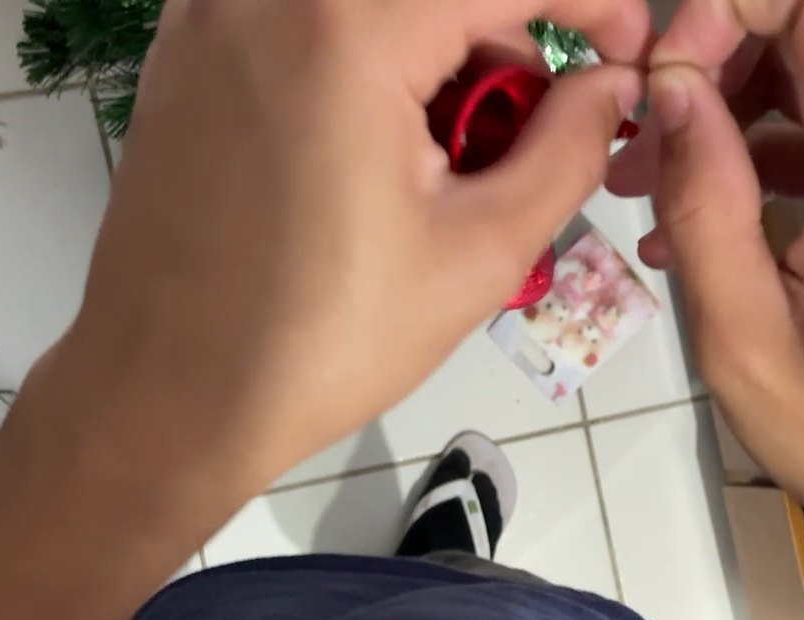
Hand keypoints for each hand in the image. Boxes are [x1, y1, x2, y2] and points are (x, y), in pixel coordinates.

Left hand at [14, 0, 649, 510]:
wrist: (176, 396)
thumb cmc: (332, 342)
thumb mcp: (478, 257)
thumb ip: (566, 153)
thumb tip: (608, 87)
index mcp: (346, 28)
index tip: (628, 52)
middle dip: (503, 41)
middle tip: (524, 134)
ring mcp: (208, 15)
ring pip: (364, 8)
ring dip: (433, 58)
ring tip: (443, 161)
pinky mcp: (180, 58)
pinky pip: (299, 23)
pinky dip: (362, 62)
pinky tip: (370, 150)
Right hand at [611, 0, 803, 619]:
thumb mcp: (740, 337)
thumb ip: (701, 200)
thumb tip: (672, 90)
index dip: (728, 6)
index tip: (661, 89)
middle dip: (739, 31)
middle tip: (663, 119)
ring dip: (757, 79)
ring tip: (666, 170)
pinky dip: (791, 125)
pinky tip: (720, 204)